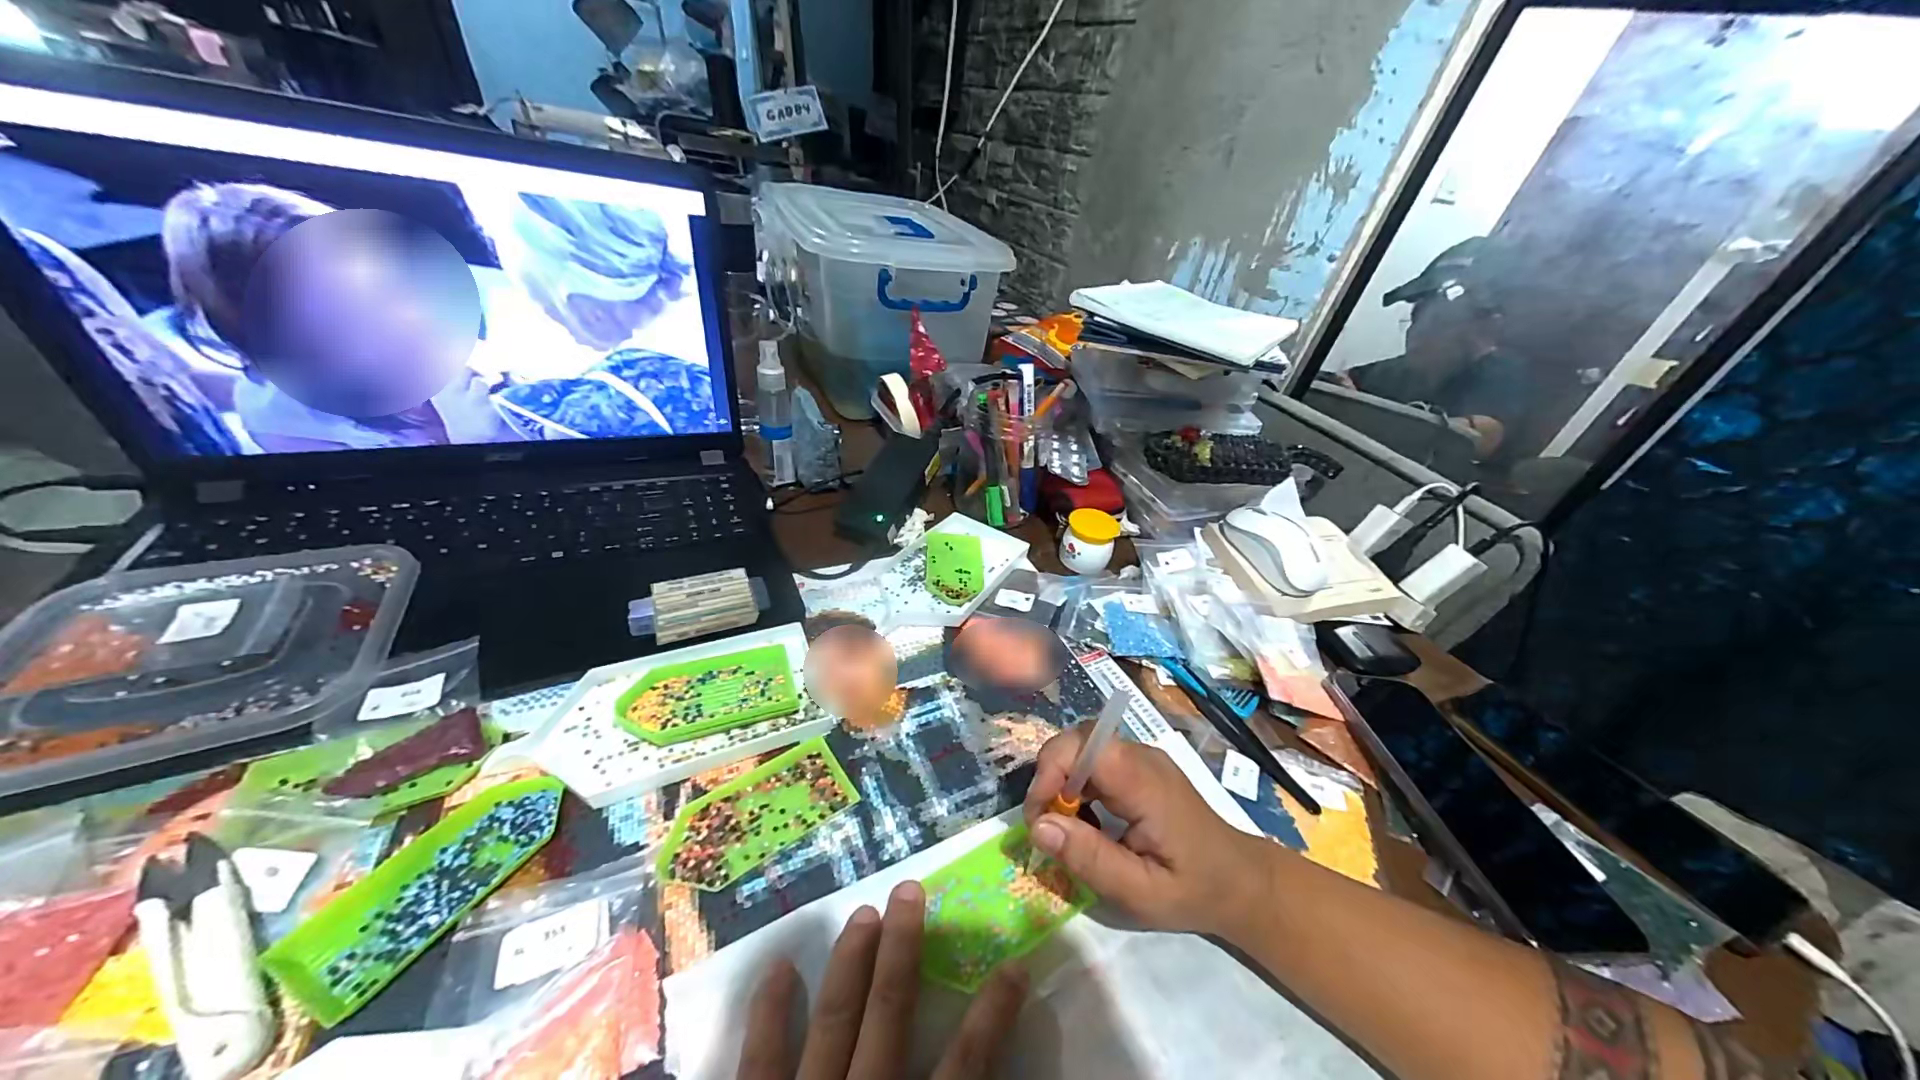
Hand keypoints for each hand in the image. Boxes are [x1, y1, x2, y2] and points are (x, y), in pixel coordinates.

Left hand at [737, 880, 1028, 1079]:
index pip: (966, 1068)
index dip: (993, 1014)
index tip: (1015, 967)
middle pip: (890, 1012)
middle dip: (903, 949)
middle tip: (910, 891)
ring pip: (834, 1018)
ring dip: (850, 961)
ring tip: (862, 912)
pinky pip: (759, 1060)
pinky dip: (768, 1012)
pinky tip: (779, 966)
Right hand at [1022, 728, 1274, 936]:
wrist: (1242, 881)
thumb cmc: (1193, 890)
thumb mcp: (1140, 892)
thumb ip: (1090, 859)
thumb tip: (1039, 827)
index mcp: (1145, 783)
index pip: (1087, 746)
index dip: (1052, 770)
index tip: (1040, 816)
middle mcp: (1142, 758)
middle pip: (1079, 740)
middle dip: (1049, 775)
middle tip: (1045, 823)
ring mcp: (1141, 758)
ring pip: (1082, 747)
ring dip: (1060, 781)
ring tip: (1062, 827)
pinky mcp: (1139, 767)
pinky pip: (1094, 761)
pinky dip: (1076, 785)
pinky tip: (1084, 822)